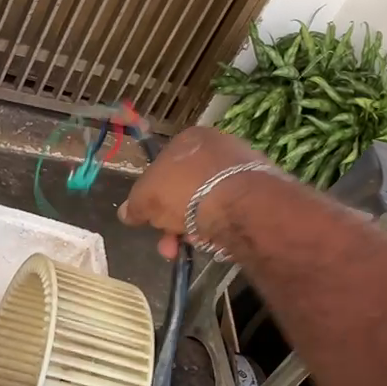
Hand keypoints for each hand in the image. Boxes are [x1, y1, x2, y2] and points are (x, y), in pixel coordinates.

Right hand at [118, 127, 270, 257]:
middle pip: (184, 189)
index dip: (152, 195)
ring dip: (191, 229)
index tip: (149, 218)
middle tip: (167, 243)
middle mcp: (217, 146)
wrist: (241, 205)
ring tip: (188, 247)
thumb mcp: (145, 198)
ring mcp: (241, 168)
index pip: (163, 166)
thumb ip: (134, 205)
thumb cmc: (186, 191)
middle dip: (171, 221)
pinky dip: (217, 227)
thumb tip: (127, 212)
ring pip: (206, 203)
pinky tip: (213, 241)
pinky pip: (229, 211)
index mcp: (188, 138)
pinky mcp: (259, 191)